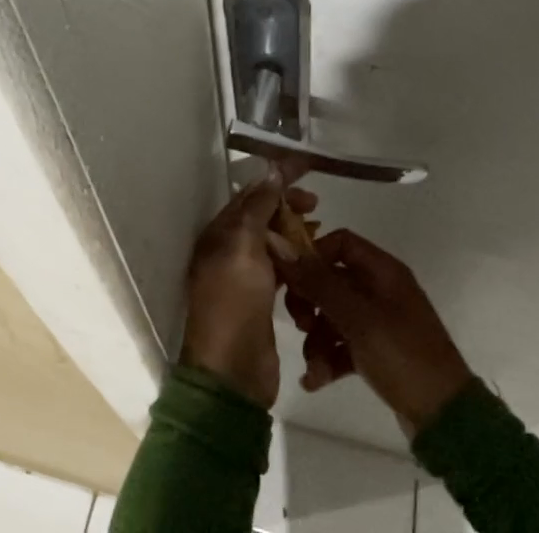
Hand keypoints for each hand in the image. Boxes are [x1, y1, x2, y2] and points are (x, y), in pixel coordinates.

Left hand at [179, 167, 316, 407]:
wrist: (232, 372)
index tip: (308, 168)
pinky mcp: (260, 300)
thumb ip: (257, 210)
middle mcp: (227, 251)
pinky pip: (280, 268)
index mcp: (218, 235)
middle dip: (287, 205)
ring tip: (320, 230)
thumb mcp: (243, 249)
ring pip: (272, 242)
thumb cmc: (234, 304)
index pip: (250, 195)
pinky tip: (315, 262)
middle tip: (317, 205)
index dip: (277, 179)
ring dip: (294, 231)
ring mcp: (243, 277)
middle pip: (260, 216)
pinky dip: (297, 259)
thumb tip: (270, 173)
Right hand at [276, 228, 474, 434]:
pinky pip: (341, 345)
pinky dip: (327, 360)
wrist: (444, 416)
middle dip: (309, 304)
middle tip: (300, 325)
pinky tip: (315, 382)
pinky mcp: (375, 351)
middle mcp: (380, 290)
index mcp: (383, 272)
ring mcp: (378, 322)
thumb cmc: (403, 356)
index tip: (289, 279)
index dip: (312, 256)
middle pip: (330, 281)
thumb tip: (280, 244)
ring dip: (316, 340)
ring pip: (331, 316)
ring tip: (314, 367)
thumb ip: (319, 283)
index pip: (340, 243)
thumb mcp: (358, 318)